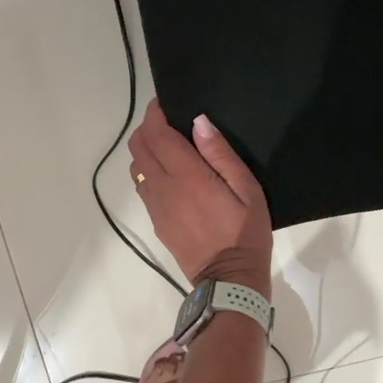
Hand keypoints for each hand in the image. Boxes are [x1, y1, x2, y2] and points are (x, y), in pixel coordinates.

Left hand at [127, 99, 271, 295]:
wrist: (229, 280)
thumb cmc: (244, 233)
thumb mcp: (247, 190)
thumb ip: (220, 154)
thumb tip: (198, 122)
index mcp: (186, 176)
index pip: (156, 133)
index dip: (155, 113)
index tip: (165, 102)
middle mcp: (163, 187)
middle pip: (138, 147)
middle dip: (147, 128)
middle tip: (168, 123)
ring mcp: (155, 206)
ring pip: (136, 167)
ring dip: (146, 150)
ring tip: (169, 148)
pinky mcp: (156, 221)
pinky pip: (142, 188)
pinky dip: (149, 171)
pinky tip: (170, 175)